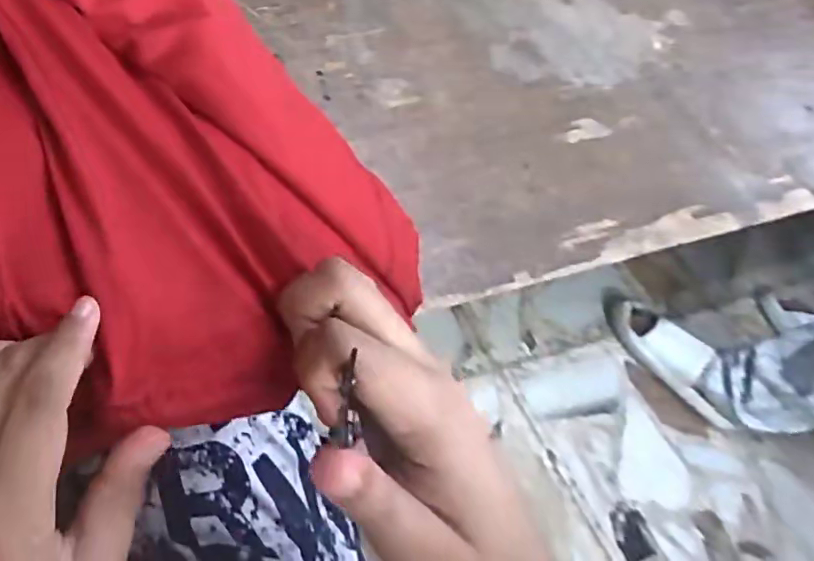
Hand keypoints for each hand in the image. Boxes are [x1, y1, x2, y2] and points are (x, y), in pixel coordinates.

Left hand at [0, 297, 171, 560]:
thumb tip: (153, 430)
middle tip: (77, 340)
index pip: (39, 400)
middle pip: (0, 377)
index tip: (88, 308)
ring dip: (5, 351)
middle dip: (42, 344)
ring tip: (41, 356)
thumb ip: (116, 499)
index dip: (66, 347)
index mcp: (8, 510)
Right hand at [281, 259, 546, 560]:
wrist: (510, 554)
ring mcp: (413, 353)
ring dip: (311, 319)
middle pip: (344, 279)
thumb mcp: (425, 551)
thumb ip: (376, 503)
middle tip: (310, 381)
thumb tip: (323, 458)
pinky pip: (351, 310)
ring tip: (322, 386)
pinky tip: (332, 383)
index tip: (334, 428)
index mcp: (427, 401)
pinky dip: (321, 325)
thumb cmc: (468, 553)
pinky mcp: (401, 358)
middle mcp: (420, 359)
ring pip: (345, 285)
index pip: (341, 336)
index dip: (313, 372)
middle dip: (303, 312)